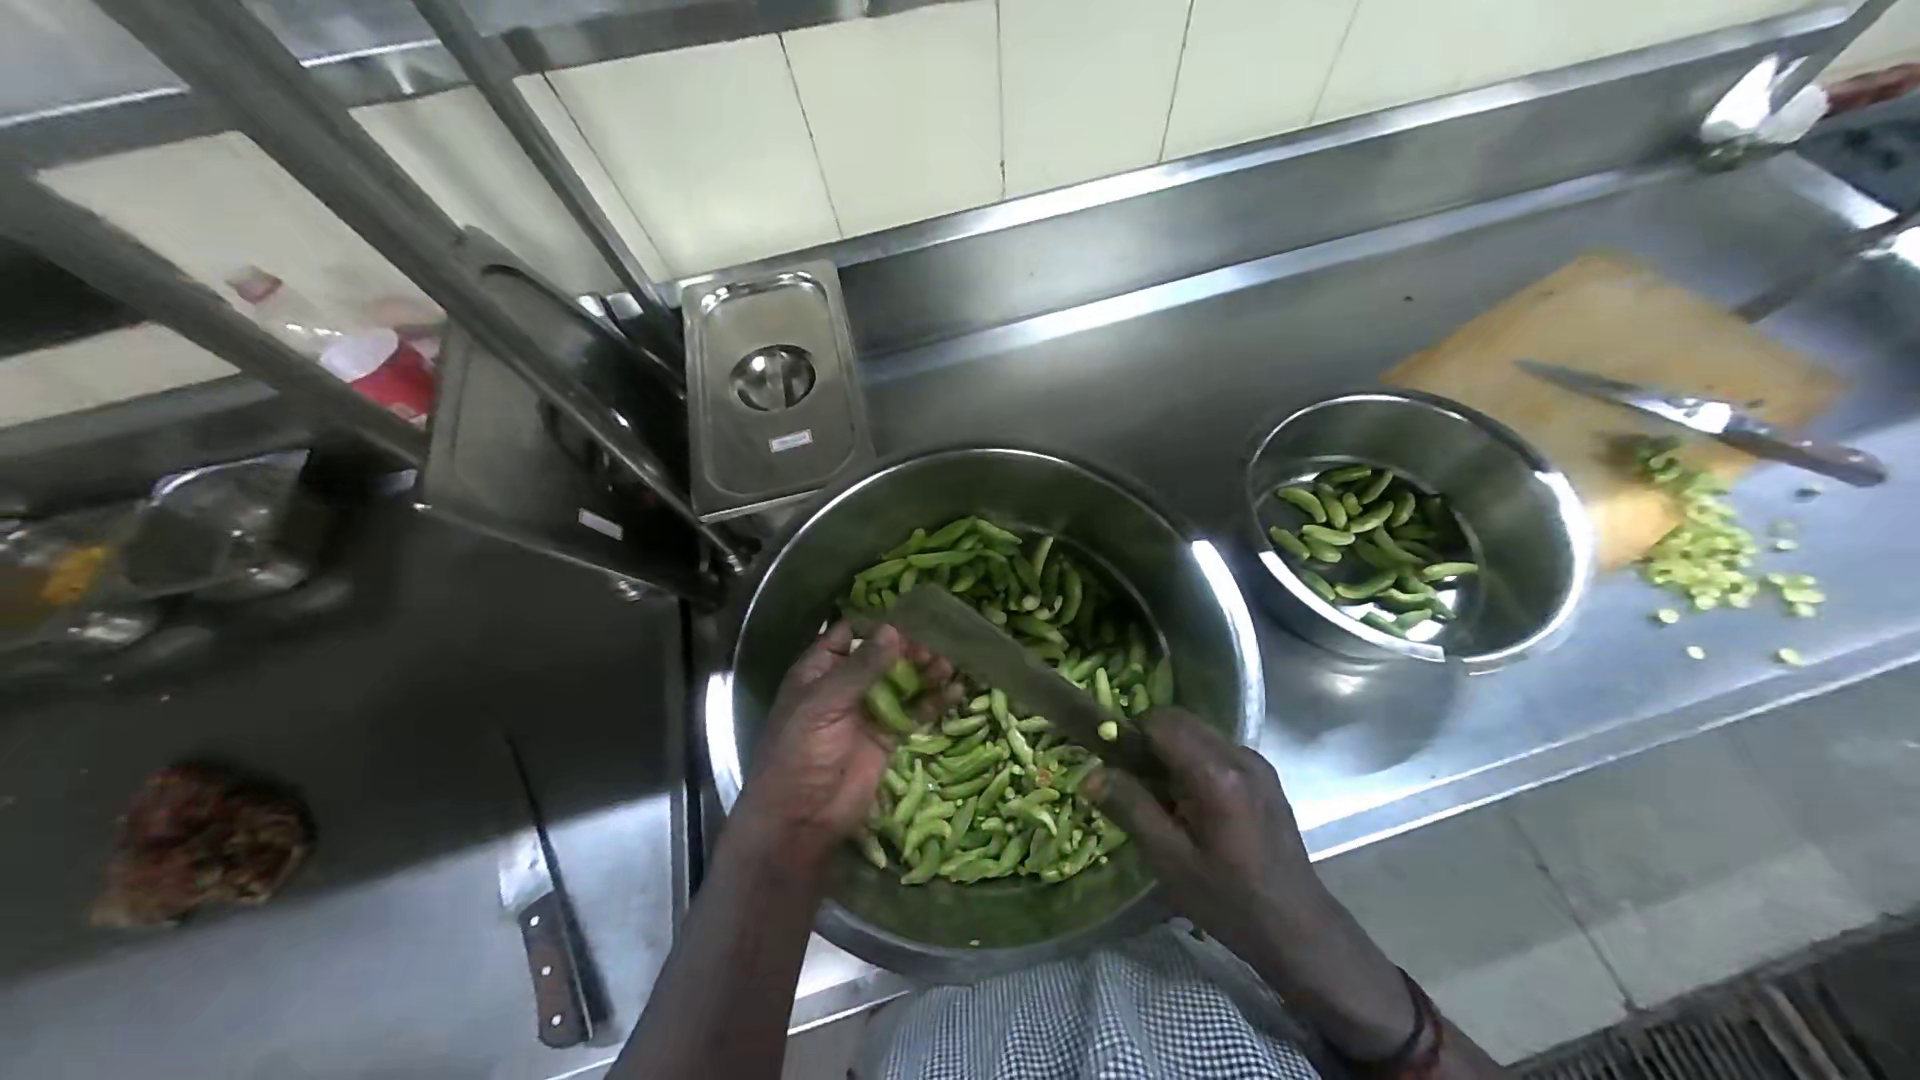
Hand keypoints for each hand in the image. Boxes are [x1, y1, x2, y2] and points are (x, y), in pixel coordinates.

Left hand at [734, 623, 958, 863]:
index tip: (912, 615)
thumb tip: (895, 629)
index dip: (878, 624)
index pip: (850, 634)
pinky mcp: (888, 736)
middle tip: (937, 645)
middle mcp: (846, 685)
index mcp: (820, 669)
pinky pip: (914, 712)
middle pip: (883, 656)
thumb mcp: (825, 703)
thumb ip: (862, 667)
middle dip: (910, 648)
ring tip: (949, 664)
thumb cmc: (801, 752)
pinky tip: (955, 692)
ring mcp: (869, 711)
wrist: (801, 818)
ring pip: (903, 682)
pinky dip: (934, 701)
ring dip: (926, 671)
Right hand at [1087, 709, 1422, 1059]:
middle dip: (1149, 741)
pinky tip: (1190, 803)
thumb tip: (1091, 774)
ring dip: (1171, 752)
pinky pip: (1216, 750)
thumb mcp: (1169, 859)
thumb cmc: (1229, 900)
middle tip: (1132, 782)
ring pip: (1198, 733)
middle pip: (1180, 721)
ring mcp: (1257, 763)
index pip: (1161, 722)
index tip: (1114, 764)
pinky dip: (1193, 762)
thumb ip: (1129, 807)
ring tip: (1161, 797)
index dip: (1130, 735)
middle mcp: (1240, 756)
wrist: (1299, 930)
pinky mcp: (1264, 776)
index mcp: (1216, 774)